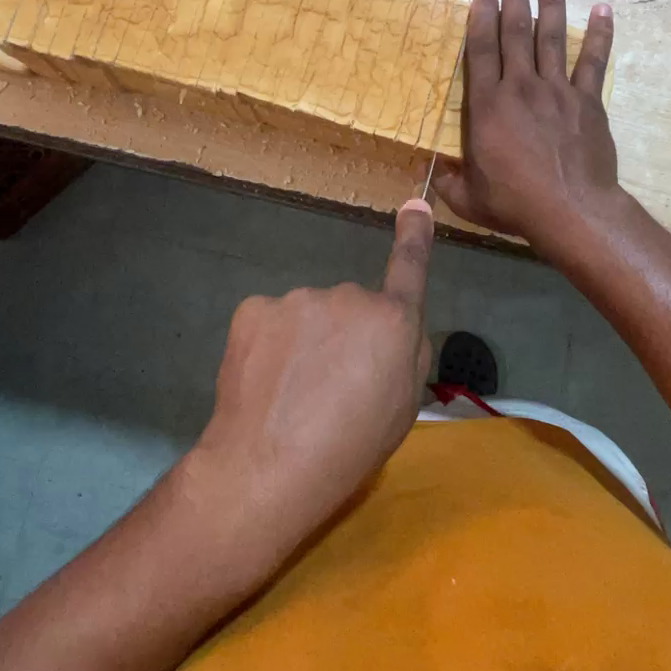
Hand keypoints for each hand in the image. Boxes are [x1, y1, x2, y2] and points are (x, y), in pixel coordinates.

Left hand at [189, 202, 435, 556]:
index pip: (409, 268)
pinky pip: (271, 321)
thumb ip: (407, 356)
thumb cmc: (350, 448)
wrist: (269, 466)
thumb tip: (395, 328)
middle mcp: (348, 296)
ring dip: (304, 341)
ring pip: (307, 315)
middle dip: (344, 336)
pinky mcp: (254, 308)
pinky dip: (269, 344)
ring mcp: (298, 298)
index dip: (414, 236)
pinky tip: (264, 382)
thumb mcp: (404, 409)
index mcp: (393, 322)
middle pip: (350, 308)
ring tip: (292, 394)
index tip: (416, 204)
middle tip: (330, 389)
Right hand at [433, 0, 622, 260]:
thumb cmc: (514, 204)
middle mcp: (521, 88)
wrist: (572, 209)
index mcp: (488, 107)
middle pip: (516, 33)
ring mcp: (557, 91)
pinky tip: (602, 10)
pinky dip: (599, 34)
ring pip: (552, 37)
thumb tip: (433, 171)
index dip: (480, 19)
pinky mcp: (587, 101)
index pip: (481, 52)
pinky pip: (594, 61)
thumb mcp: (467, 198)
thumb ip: (448, 180)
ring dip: (550, 3)